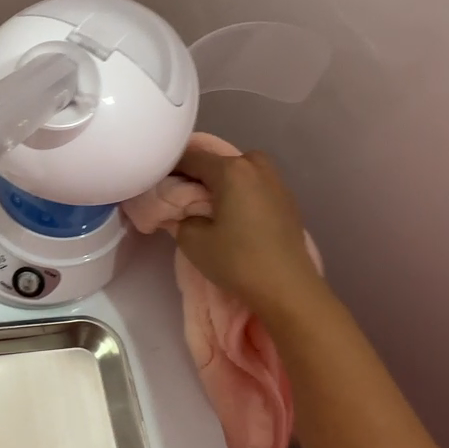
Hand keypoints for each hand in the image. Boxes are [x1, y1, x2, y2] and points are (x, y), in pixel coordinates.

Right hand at [172, 146, 324, 317]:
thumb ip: (181, 216)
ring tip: (212, 207)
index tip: (159, 186)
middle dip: (200, 174)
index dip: (171, 169)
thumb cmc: (237, 261)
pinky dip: (242, 193)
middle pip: (219, 160)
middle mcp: (256, 167)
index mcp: (231, 170)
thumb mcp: (191, 239)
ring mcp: (277, 183)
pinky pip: (256, 186)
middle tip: (186, 198)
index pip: (191, 157)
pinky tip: (235, 216)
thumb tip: (186, 211)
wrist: (288, 290)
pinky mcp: (288, 202)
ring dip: (223, 182)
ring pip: (240, 171)